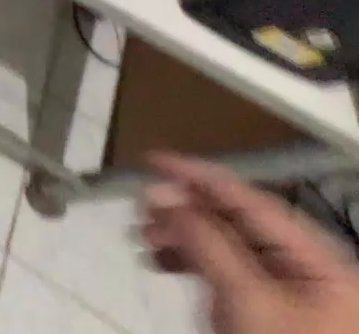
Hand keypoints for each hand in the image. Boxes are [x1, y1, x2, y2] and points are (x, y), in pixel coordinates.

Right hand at [139, 153, 358, 333]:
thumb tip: (160, 192)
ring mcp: (283, 284)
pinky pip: (219, 264)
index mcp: (317, 258)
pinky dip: (185, 256)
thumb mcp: (244, 294)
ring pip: (220, 240)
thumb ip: (204, 239)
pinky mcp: (262, 299)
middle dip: (181, 209)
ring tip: (142, 235)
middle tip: (140, 206)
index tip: (151, 159)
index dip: (199, 175)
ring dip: (176, 233)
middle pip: (233, 219)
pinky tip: (158, 259)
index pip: (251, 200)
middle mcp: (303, 264)